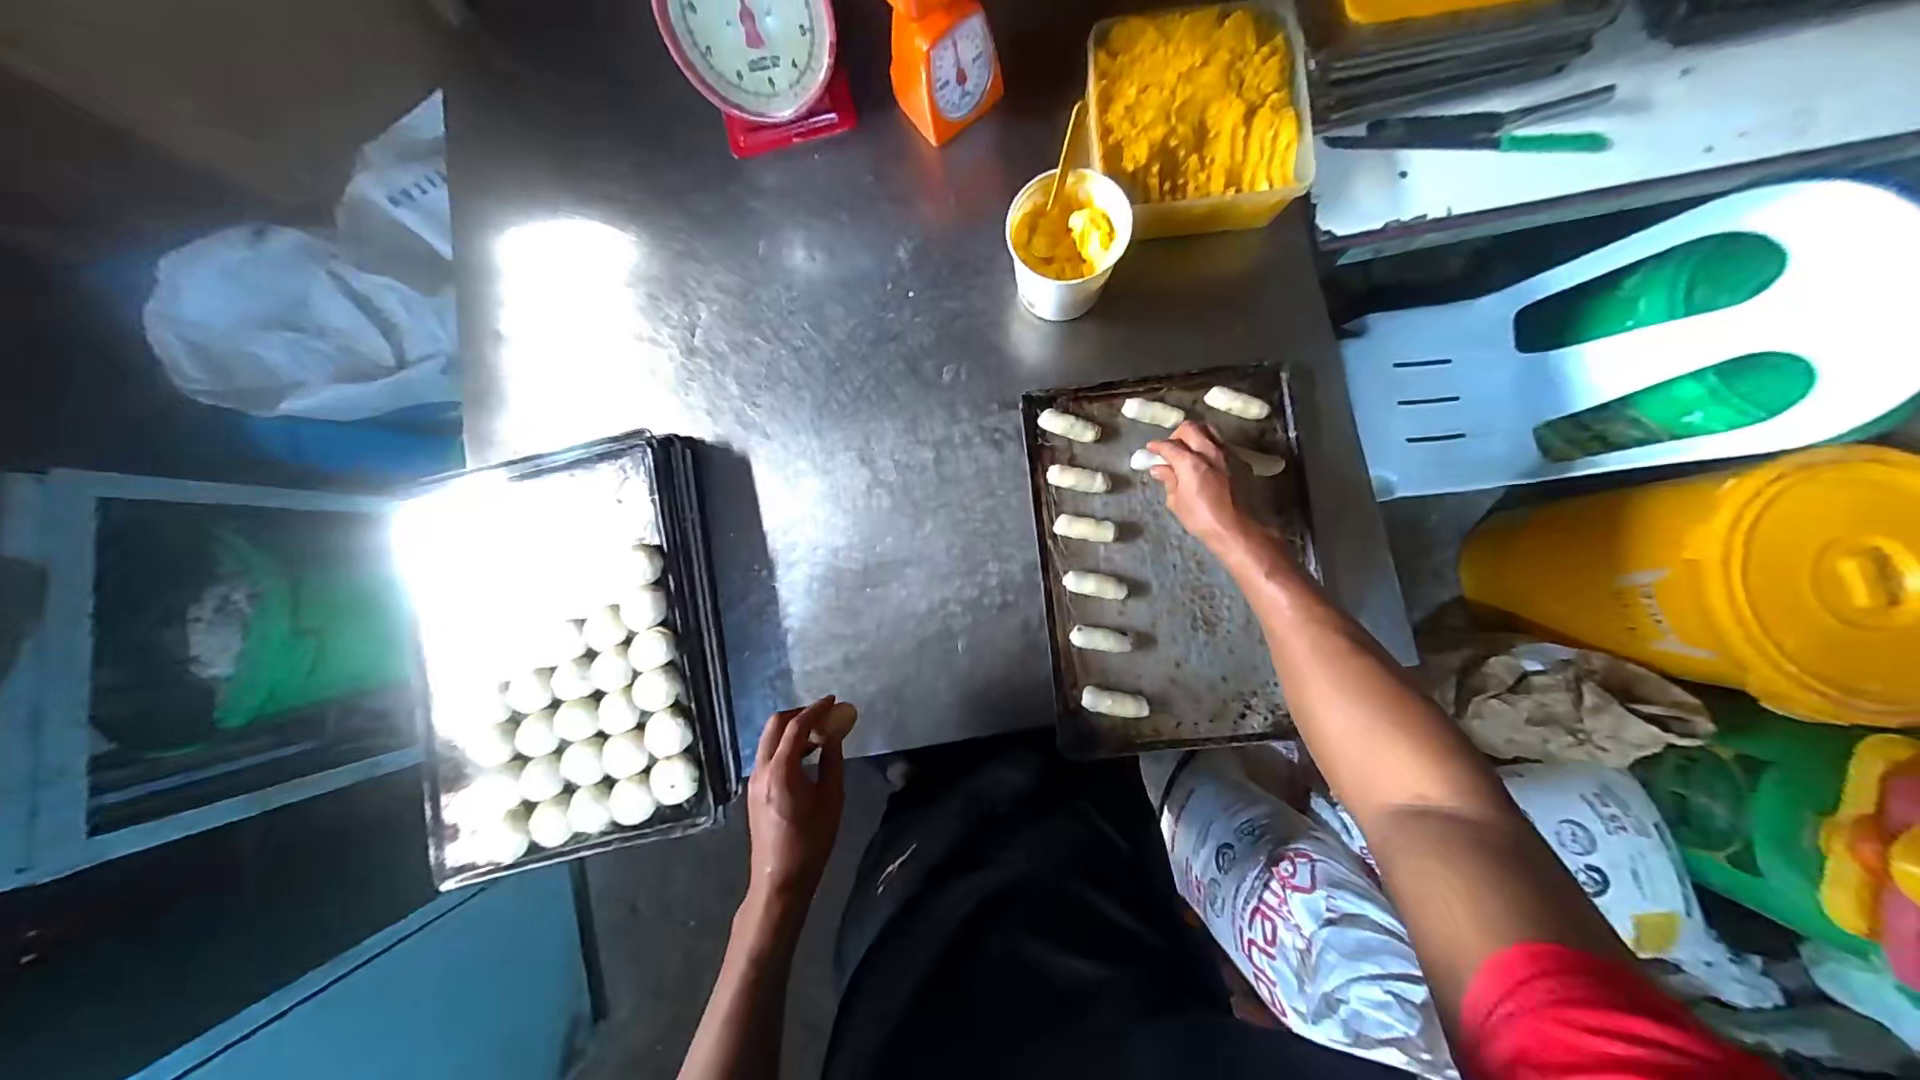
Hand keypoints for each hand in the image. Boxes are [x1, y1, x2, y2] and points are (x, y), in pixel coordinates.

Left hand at [745, 696, 845, 905]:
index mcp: (781, 770)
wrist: (780, 879)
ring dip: (792, 729)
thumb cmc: (811, 841)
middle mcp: (761, 769)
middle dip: (799, 714)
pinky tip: (806, 755)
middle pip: (775, 725)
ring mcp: (754, 780)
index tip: (833, 701)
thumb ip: (832, 761)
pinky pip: (769, 755)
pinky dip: (786, 745)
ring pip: (769, 739)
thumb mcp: (831, 798)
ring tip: (820, 733)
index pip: (796, 727)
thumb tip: (834, 735)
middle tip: (824, 714)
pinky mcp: (755, 790)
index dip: (816, 710)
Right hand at [1145, 422, 1257, 552]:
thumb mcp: (1176, 501)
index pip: (1169, 445)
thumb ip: (1168, 479)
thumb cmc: (1200, 517)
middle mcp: (1209, 451)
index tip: (1150, 449)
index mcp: (1190, 462)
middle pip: (1190, 428)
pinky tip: (1202, 461)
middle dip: (1176, 435)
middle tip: (1170, 448)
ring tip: (1187, 450)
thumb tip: (1159, 469)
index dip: (1156, 446)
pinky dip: (1206, 446)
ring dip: (1194, 436)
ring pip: (1207, 430)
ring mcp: (1225, 454)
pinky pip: (1218, 443)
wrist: (1233, 526)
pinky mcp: (1236, 460)